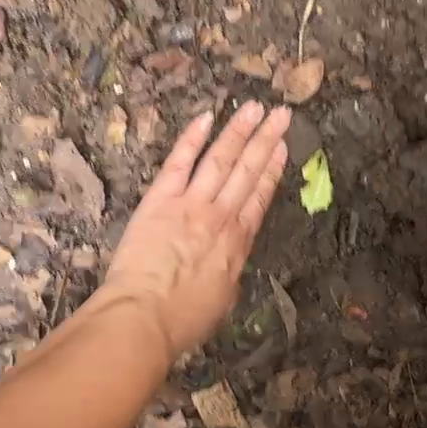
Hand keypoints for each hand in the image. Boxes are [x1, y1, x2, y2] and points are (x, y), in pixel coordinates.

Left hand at [97, 102, 291, 358]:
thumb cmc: (182, 320)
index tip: (282, 148)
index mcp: (237, 244)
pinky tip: (207, 117)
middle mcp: (219, 217)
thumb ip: (229, 270)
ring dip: (239, 131)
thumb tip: (228, 259)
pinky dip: (193, 138)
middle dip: (265, 140)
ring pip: (221, 159)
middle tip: (282, 113)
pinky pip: (180, 162)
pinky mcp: (161, 199)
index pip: (259, 198)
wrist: (144, 317)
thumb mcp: (222, 299)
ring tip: (255, 107)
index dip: (272, 171)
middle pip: (247, 172)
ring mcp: (190, 204)